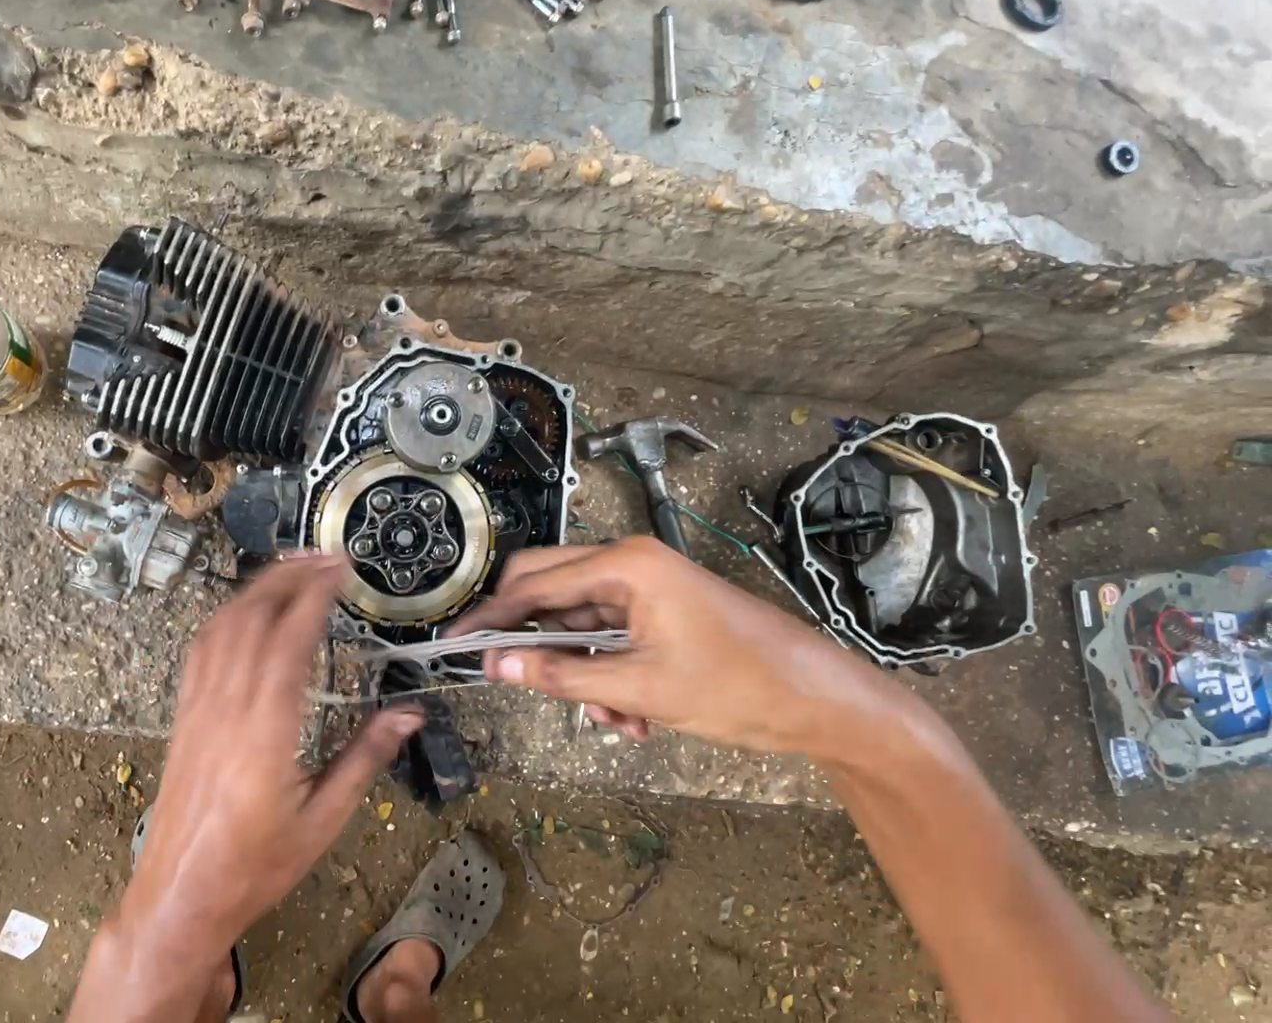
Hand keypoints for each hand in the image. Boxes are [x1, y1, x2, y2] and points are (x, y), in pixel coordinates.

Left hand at [121, 555, 423, 955]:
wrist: (181, 894)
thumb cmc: (255, 865)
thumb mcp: (323, 820)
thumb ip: (364, 759)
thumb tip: (407, 716)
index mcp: (267, 730)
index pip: (291, 639)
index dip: (315, 594)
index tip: (338, 568)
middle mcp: (227, 706)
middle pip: (253, 618)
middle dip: (288, 576)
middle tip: (322, 556)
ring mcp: (199, 706)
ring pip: (223, 626)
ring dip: (257, 588)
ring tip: (290, 568)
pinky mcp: (185, 714)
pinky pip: (201, 649)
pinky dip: (226, 615)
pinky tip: (243, 608)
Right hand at [449, 537, 902, 760]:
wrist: (824, 703)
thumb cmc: (738, 687)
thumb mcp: (640, 687)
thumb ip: (561, 675)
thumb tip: (496, 667)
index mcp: (624, 564)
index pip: (532, 584)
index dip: (490, 617)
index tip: (456, 645)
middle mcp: (628, 562)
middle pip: (547, 591)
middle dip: (534, 642)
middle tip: (517, 679)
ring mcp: (643, 585)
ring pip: (577, 622)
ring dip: (579, 670)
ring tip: (613, 718)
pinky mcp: (655, 609)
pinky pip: (606, 636)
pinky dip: (605, 673)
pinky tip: (631, 715)